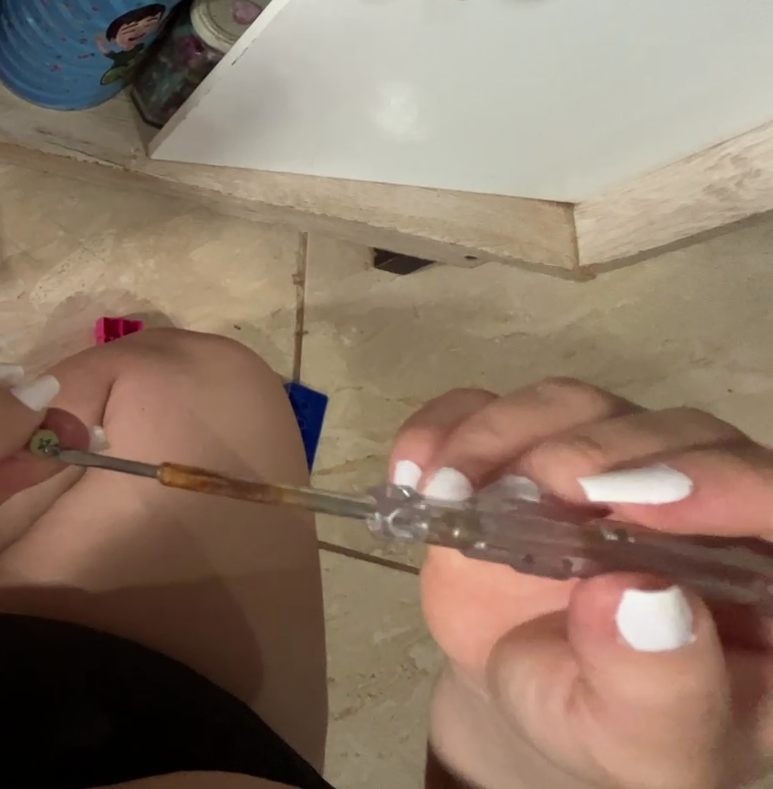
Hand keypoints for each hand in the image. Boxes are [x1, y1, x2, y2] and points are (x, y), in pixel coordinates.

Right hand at [387, 381, 772, 788]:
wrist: (519, 691)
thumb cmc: (604, 730)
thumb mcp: (643, 742)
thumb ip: (657, 685)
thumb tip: (638, 597)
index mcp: (762, 575)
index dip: (721, 481)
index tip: (630, 504)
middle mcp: (691, 505)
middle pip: (668, 431)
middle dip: (593, 450)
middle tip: (529, 493)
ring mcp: (592, 469)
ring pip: (569, 405)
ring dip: (498, 434)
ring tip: (444, 493)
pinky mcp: (506, 453)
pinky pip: (474, 406)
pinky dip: (434, 428)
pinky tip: (410, 478)